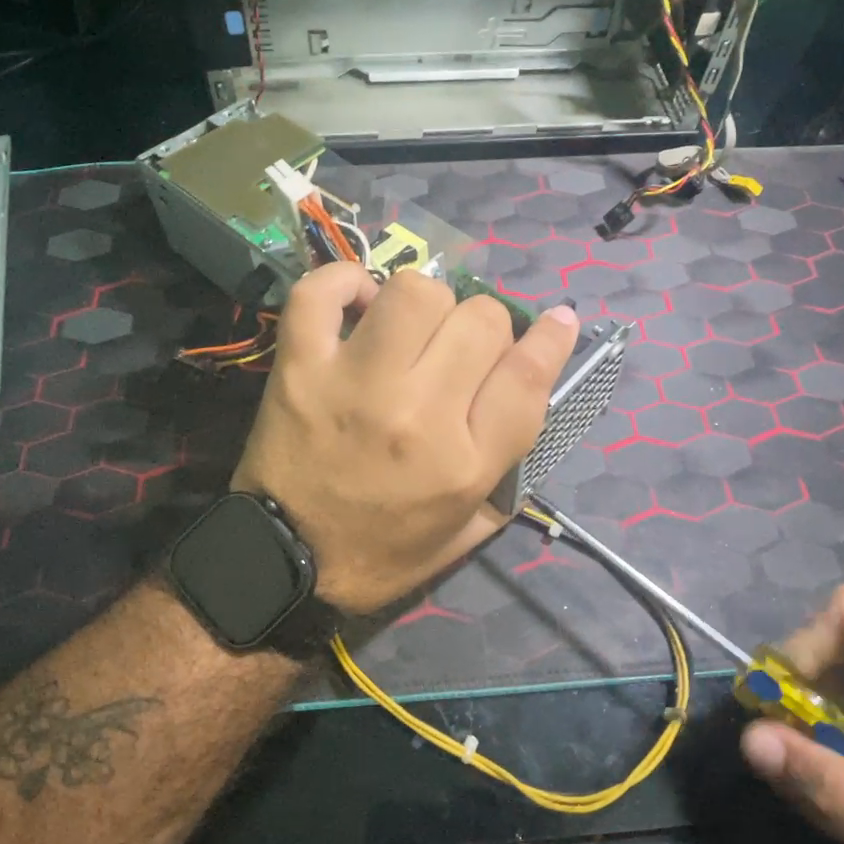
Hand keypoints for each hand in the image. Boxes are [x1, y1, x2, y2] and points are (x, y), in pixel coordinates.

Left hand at [232, 264, 578, 614]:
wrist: (286, 562)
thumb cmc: (381, 552)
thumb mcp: (466, 532)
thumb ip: (510, 468)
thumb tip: (535, 388)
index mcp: (465, 464)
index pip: (528, 376)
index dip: (551, 339)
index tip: (557, 321)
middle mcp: (418, 415)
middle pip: (479, 321)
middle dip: (481, 328)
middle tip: (456, 349)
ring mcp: (356, 384)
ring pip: (415, 293)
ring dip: (423, 302)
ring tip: (408, 328)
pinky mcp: (301, 367)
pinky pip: (322, 292)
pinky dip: (343, 281)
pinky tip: (358, 300)